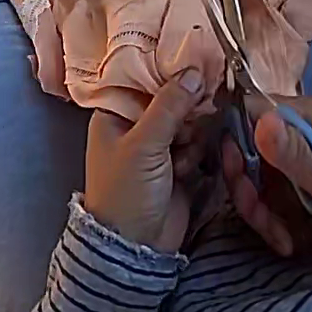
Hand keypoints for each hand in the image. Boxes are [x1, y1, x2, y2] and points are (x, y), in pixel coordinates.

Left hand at [86, 68, 209, 250]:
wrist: (137, 247)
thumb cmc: (127, 191)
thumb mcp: (144, 145)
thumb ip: (170, 106)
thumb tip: (194, 72)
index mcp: (115, 113)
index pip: (143, 79)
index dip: (168, 72)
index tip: (195, 63)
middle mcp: (135, 124)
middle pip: (171, 98)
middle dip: (184, 112)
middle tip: (187, 124)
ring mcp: (157, 144)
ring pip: (187, 120)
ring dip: (190, 137)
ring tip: (180, 158)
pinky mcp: (177, 161)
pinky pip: (195, 142)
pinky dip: (195, 153)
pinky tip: (186, 170)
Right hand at [221, 97, 311, 255]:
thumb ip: (294, 152)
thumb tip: (259, 120)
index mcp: (300, 116)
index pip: (244, 113)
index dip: (231, 142)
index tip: (236, 175)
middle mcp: (292, 132)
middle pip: (242, 150)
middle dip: (244, 187)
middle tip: (259, 217)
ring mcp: (294, 159)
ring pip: (253, 179)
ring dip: (258, 212)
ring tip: (281, 239)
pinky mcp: (298, 185)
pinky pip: (269, 199)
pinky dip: (271, 221)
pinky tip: (287, 242)